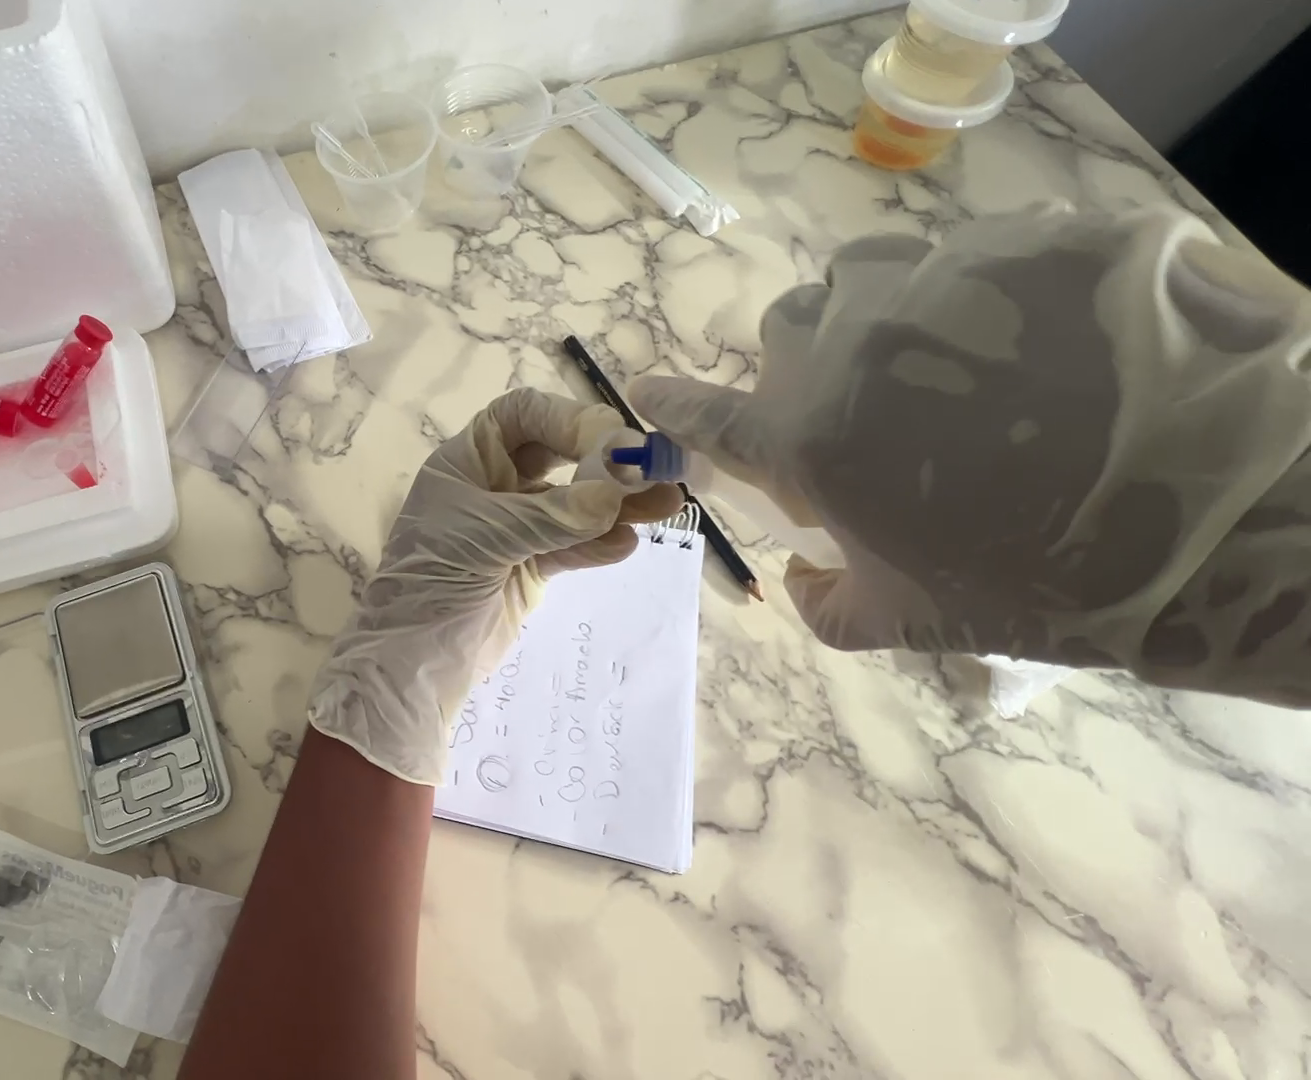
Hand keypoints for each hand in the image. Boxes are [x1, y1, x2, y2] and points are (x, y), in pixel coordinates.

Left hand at [308, 389, 681, 784]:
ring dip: (617, 503)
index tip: (610, 438)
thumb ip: (552, 515)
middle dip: (603, 459)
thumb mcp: (486, 537)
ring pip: (573, 504)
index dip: (566, 418)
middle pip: (557, 454)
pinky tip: (626, 544)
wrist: (414, 657)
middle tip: (652, 466)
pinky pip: (572, 545)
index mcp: (467, 461)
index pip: (521, 416)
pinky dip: (599, 543)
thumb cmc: (432, 581)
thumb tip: (616, 493)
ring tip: (667, 503)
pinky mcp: (529, 566)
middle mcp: (491, 486)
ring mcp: (512, 528)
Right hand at [629, 204, 1310, 702]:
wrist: (1242, 519)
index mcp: (807, 437)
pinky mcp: (1035, 241)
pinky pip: (964, 254)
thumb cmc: (1043, 583)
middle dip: (800, 363)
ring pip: (861, 276)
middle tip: (859, 407)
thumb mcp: (909, 621)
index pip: (705, 414)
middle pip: (781, 328)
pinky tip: (1026, 336)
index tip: (644, 391)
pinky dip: (965, 292)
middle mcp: (850, 347)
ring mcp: (940, 283)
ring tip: (932, 357)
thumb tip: (798, 576)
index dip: (669, 405)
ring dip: (869, 314)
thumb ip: (821, 606)